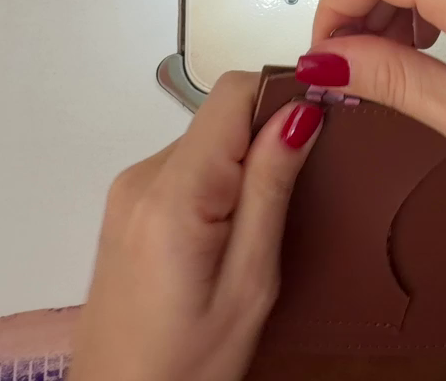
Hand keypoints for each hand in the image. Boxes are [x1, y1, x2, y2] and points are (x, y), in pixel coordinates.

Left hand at [75, 71, 321, 380]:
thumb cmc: (190, 366)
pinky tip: (227, 232)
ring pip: (208, 137)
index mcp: (173, 193)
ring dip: (243, 161)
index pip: (233, 93)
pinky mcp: (128, 203)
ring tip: (259, 226)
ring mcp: (129, 187)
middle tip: (294, 195)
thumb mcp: (250, 284)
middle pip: (222, 115)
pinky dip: (218, 178)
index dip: (281, 97)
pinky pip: (188, 163)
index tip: (317, 129)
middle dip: (265, 138)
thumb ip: (271, 188)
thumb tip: (300, 111)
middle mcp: (142, 174)